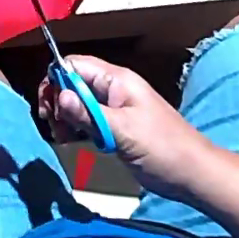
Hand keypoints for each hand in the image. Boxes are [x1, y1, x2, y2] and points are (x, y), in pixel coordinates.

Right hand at [36, 55, 217, 201]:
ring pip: (77, 102)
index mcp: (117, 79)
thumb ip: (89, 114)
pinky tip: (72, 141)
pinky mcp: (114, 127)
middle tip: (53, 125)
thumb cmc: (162, 147)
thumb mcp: (122, 131)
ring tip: (62, 137)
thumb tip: (59, 96)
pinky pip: (87, 120)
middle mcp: (113, 88)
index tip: (48, 106)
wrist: (191, 172)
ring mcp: (114, 108)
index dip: (57, 80)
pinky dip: (75, 128)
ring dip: (64, 116)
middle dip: (58, 100)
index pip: (75, 65)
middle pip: (73, 82)